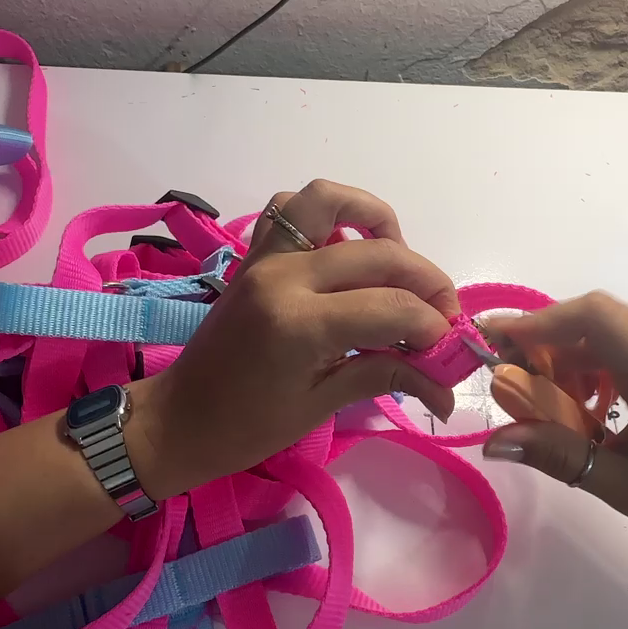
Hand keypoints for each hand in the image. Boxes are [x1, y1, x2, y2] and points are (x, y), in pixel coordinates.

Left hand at [129, 180, 461, 497]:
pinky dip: (327, 215)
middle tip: (440, 315)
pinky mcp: (253, 255)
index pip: (393, 307)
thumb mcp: (322, 405)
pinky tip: (346, 250)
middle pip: (379, 253)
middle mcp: (284, 276)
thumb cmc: (247, 428)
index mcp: (300, 324)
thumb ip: (386, 375)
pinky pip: (291, 209)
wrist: (178, 420)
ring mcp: (264, 258)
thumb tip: (446, 386)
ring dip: (376, 220)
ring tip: (397, 260)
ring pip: (329, 200)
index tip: (448, 349)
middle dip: (426, 281)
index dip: (433, 326)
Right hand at [480, 292, 627, 568]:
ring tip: (542, 401)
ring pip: (607, 334)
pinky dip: (590, 369)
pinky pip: (623, 351)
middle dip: (544, 340)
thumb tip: (494, 442)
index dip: (540, 320)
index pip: (596, 317)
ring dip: (566, 357)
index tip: (494, 340)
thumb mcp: (623, 486)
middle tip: (507, 376)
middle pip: (596, 320)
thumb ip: (557, 455)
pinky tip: (582, 410)